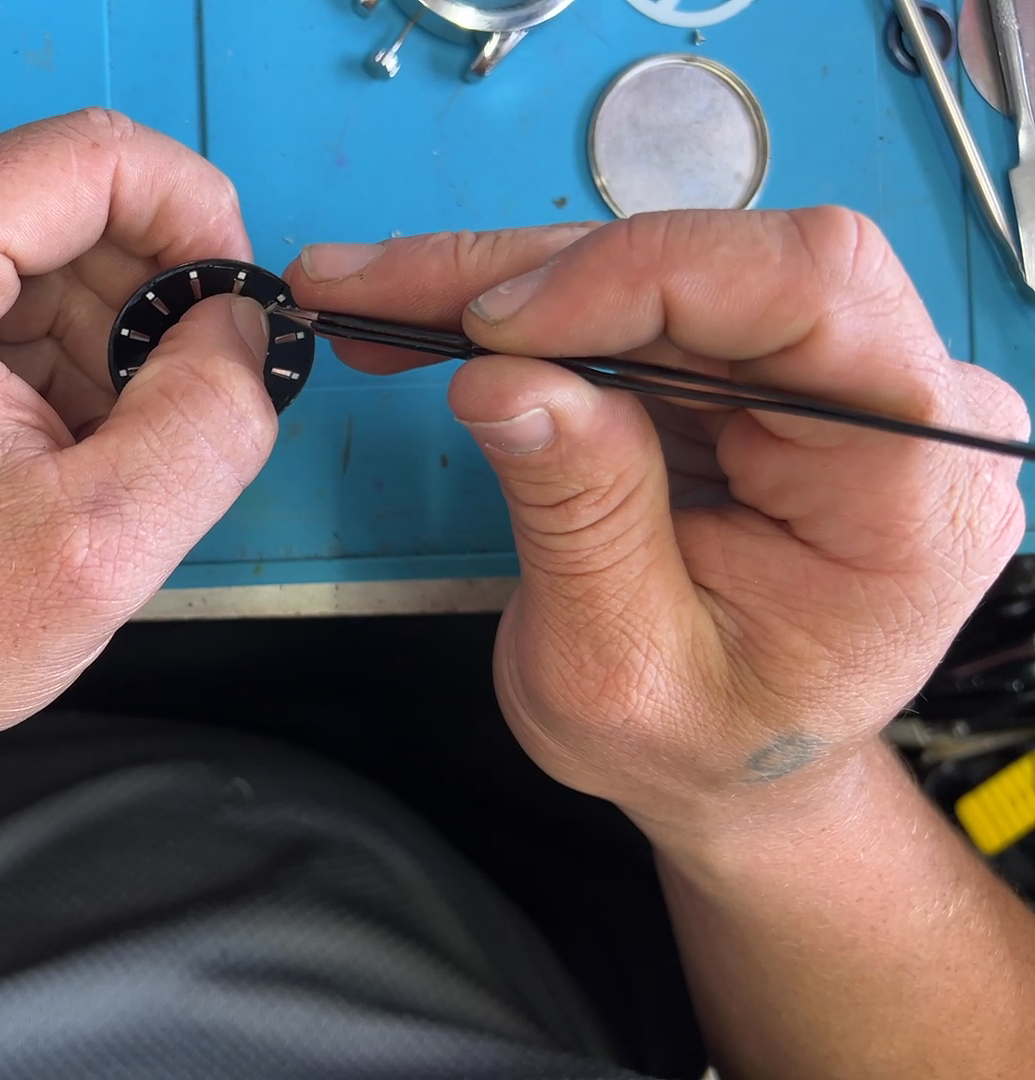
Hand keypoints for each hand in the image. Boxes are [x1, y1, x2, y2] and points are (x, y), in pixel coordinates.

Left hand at [0, 109, 274, 775]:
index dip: (194, 218)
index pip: (90, 158)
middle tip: (166, 410)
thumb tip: (241, 325)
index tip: (234, 308)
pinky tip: (44, 446)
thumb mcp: (99, 549)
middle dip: (141, 298)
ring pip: (24, 251)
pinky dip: (40, 356)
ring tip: (91, 452)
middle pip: (54, 202)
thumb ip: (212, 420)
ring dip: (92, 338)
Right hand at [286, 210, 1027, 838]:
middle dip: (504, 273)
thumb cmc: (686, 742)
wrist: (711, 766)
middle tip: (360, 285)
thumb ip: (577, 514)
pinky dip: (481, 325)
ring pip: (619, 281)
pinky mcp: (704, 391)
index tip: (486, 329)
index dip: (630, 279)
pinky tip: (406, 328)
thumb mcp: (613, 656)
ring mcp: (780, 386)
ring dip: (471, 289)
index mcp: (901, 478)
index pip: (801, 291)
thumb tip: (495, 380)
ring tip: (358, 299)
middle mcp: (865, 400)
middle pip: (688, 266)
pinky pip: (589, 325)